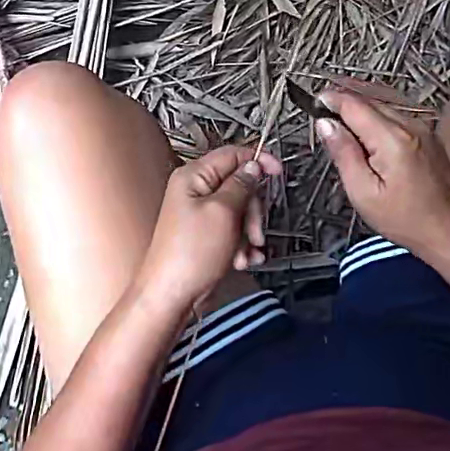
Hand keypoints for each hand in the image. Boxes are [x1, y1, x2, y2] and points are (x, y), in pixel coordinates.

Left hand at [135, 145, 281, 309]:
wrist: (172, 296)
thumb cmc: (188, 256)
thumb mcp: (223, 213)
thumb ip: (241, 185)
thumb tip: (253, 166)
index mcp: (193, 176)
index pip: (233, 154)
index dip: (258, 160)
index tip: (277, 171)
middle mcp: (195, 191)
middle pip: (240, 185)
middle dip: (253, 210)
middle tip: (254, 230)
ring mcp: (200, 213)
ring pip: (240, 210)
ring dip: (249, 232)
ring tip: (245, 251)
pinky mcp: (206, 234)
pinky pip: (234, 230)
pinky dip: (242, 245)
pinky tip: (243, 259)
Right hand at [316, 88, 449, 257]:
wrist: (449, 230)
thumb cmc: (409, 220)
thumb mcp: (363, 192)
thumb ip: (343, 153)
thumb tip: (326, 125)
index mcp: (392, 140)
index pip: (353, 105)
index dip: (331, 100)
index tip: (315, 102)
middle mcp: (410, 127)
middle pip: (368, 98)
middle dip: (343, 98)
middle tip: (322, 106)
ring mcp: (422, 127)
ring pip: (383, 100)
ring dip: (359, 100)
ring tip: (338, 108)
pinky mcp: (427, 133)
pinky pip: (396, 110)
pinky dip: (376, 109)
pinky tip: (364, 120)